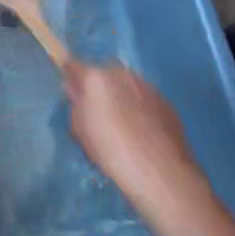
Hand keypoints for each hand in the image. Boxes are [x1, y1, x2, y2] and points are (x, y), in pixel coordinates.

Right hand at [63, 62, 206, 207]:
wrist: (160, 171)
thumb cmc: (111, 152)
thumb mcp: (81, 131)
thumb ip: (76, 104)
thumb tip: (74, 88)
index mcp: (96, 79)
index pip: (73, 64)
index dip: (70, 74)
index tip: (69, 85)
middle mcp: (122, 74)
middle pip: (103, 73)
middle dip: (98, 86)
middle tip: (97, 111)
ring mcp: (146, 85)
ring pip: (126, 84)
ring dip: (121, 95)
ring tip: (123, 124)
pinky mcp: (165, 100)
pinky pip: (144, 97)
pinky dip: (139, 106)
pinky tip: (142, 130)